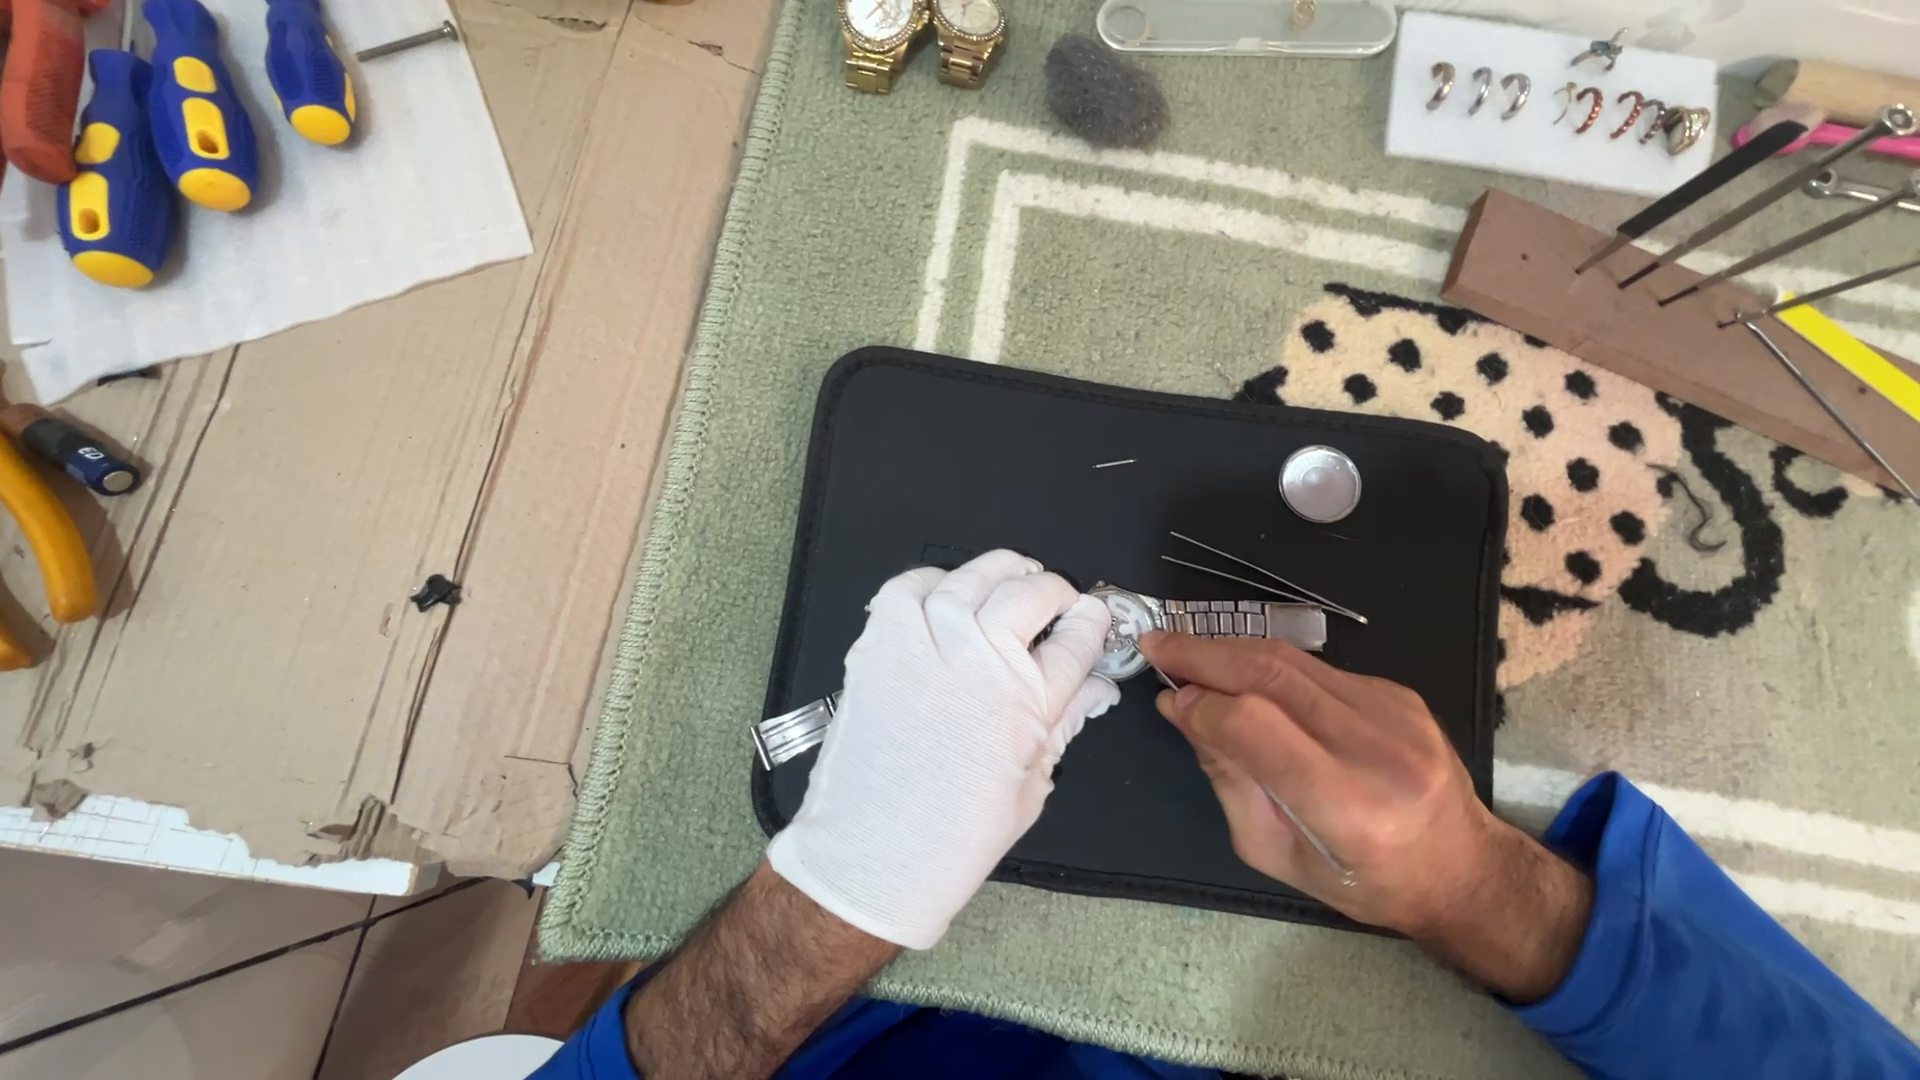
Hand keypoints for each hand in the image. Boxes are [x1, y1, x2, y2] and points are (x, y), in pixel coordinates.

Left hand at [767, 550, 1120, 949]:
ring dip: (1000, 570)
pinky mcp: (881, 645)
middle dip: (1053, 589)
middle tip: (1056, 598)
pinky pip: (907, 588)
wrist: (872, 856)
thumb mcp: (1030, 788)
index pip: (1076, 642)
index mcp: (1028, 705)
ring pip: (972, 578)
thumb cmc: (953, 838)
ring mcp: (927, 647)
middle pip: (1029, 595)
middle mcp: (981, 664)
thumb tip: (1094, 688)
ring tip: (1012, 575)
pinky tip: (944, 593)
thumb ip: (1062, 725)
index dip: (1091, 622)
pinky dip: (931, 581)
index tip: (1092, 615)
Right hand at [1141, 633, 1590, 1002]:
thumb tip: (1181, 710)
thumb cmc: (1360, 880)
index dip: (1201, 705)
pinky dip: (1266, 664)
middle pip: (1270, 675)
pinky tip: (1240, 670)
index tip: (1167, 699)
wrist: (1461, 867)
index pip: (1253, 725)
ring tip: (1185, 648)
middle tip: (1157, 643)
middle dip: (1204, 655)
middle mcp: (1378, 750)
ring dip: (1229, 648)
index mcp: (1347, 806)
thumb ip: (1226, 776)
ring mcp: (1394, 713)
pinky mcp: (1398, 693)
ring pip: (1291, 659)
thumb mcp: (1274, 850)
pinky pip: (1315, 668)